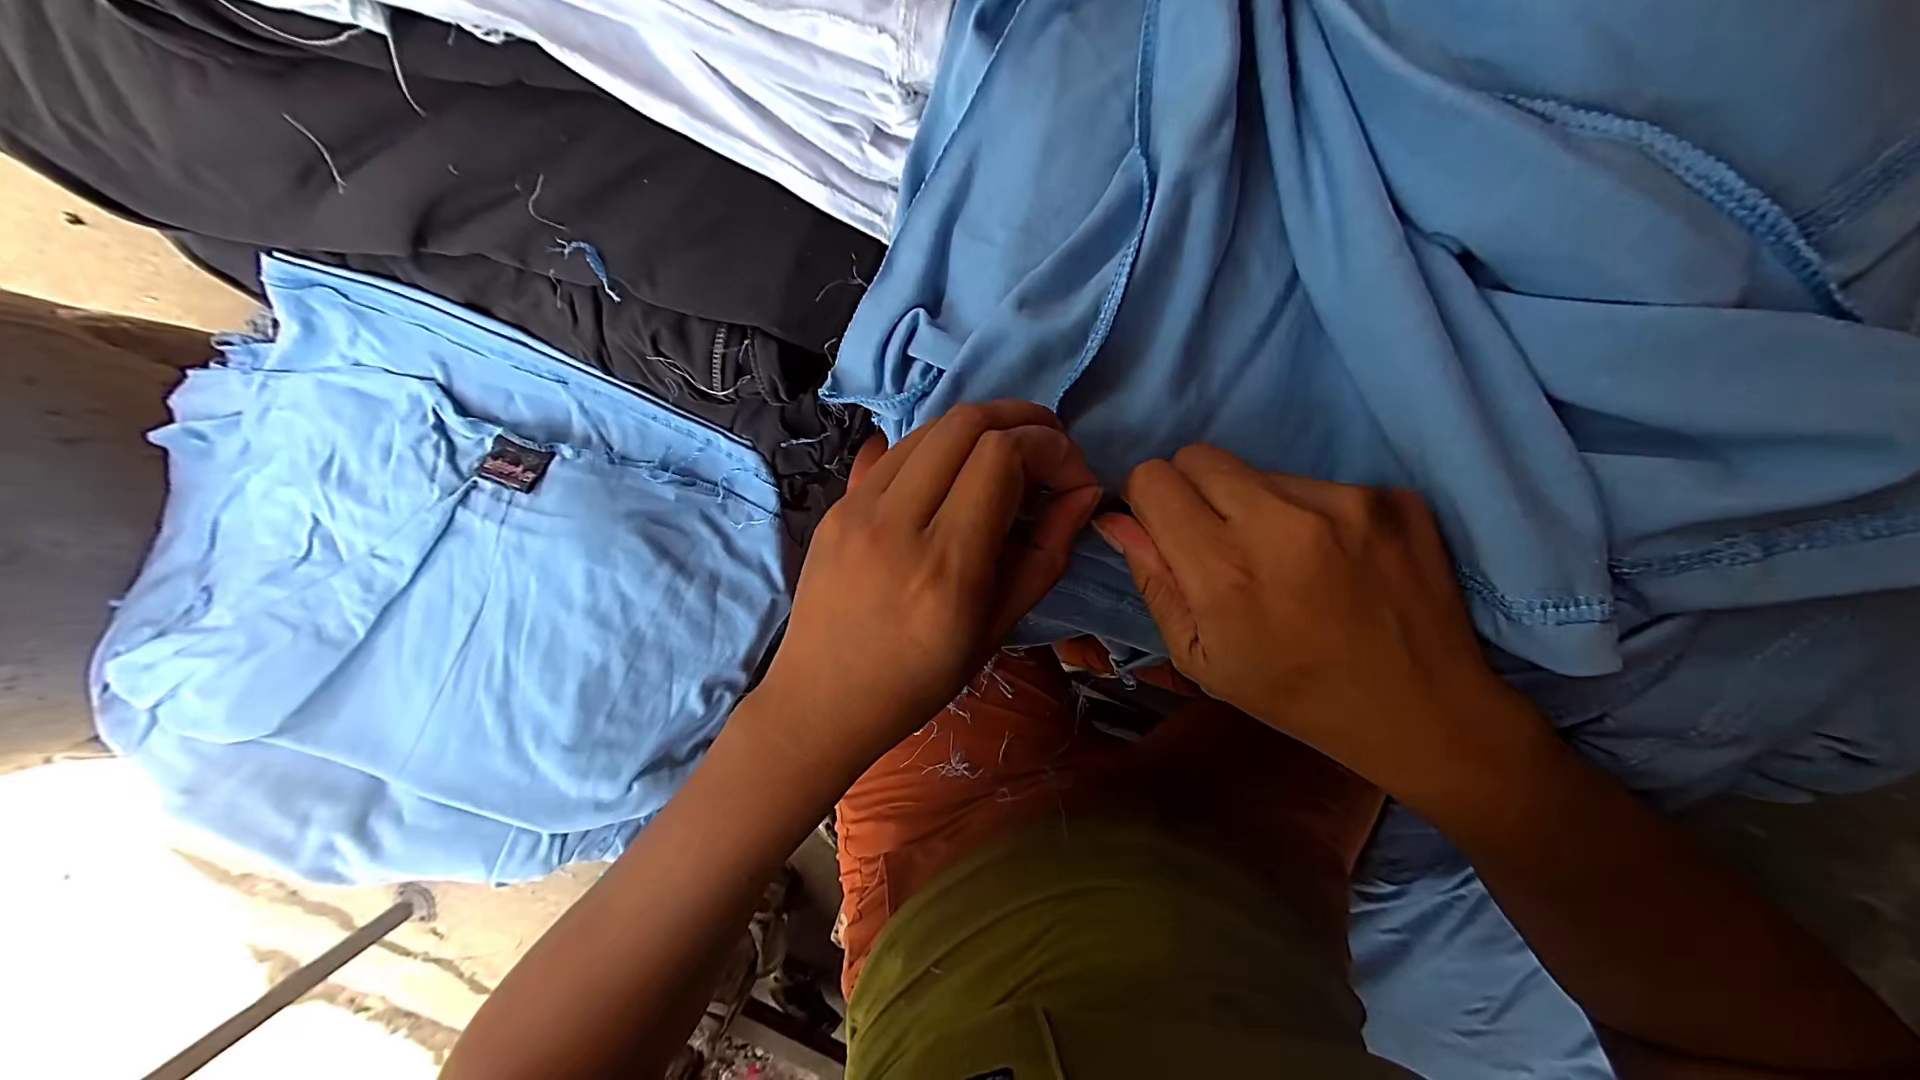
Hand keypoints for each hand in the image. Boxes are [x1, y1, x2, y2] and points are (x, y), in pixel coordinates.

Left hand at [756, 401, 1099, 767]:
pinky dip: (940, 448)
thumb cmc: (920, 679)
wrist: (822, 699)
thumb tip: (1084, 491)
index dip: (1051, 449)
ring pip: (930, 428)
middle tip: (1049, 447)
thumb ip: (1048, 551)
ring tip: (1008, 459)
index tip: (1072, 476)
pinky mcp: (836, 504)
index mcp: (945, 566)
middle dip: (1022, 419)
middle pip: (966, 422)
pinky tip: (956, 476)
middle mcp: (896, 524)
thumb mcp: (999, 625)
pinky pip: (896, 451)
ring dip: (980, 429)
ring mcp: (856, 508)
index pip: (1003, 456)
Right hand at [1094, 444, 1527, 787]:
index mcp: (1223, 569)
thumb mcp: (1199, 657)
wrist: (1421, 711)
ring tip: (1287, 559)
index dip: (1150, 502)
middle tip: (1220, 543)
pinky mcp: (1393, 497)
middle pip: (1199, 456)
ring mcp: (1345, 502)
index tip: (1167, 532)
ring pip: (1259, 470)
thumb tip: (1115, 520)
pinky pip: (1317, 483)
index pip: (1154, 478)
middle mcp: (1280, 520)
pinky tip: (1334, 559)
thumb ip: (1153, 580)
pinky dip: (1310, 513)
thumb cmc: (1291, 693)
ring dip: (1254, 504)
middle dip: (1193, 491)